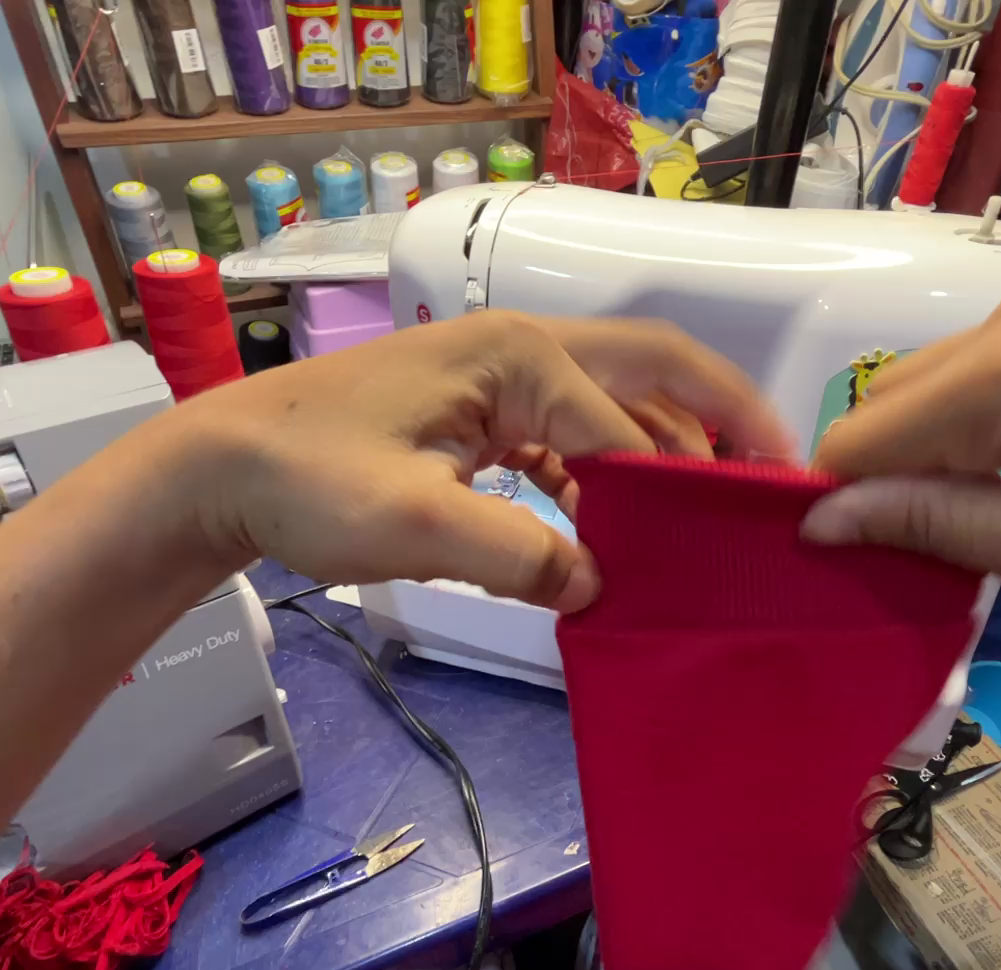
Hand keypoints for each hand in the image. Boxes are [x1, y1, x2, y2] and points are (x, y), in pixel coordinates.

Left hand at [152, 311, 793, 611]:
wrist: (223, 467)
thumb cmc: (311, 481)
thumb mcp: (417, 524)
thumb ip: (520, 555)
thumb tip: (600, 587)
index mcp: (521, 358)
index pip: (632, 426)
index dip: (687, 486)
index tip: (737, 538)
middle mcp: (525, 350)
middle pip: (653, 373)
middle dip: (720, 419)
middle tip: (777, 473)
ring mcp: (504, 380)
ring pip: (615, 407)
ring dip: (664, 454)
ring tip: (709, 514)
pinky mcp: (485, 414)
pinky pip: (569, 438)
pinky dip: (604, 477)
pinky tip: (614, 526)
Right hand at [802, 275, 1000, 614]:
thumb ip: (928, 525)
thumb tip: (817, 522)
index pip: (854, 437)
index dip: (836, 501)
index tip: (852, 560)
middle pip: (885, 405)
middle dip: (886, 478)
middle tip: (937, 546)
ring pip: (928, 387)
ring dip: (931, 452)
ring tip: (994, 509)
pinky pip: (979, 371)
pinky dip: (974, 424)